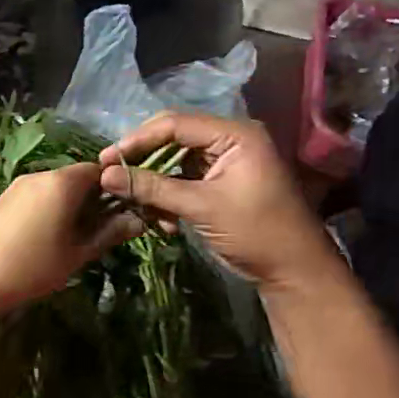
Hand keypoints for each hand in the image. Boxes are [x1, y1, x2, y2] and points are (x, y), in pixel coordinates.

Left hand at [0, 163, 143, 320]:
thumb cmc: (30, 267)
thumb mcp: (77, 254)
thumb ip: (109, 233)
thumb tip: (137, 219)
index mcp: (61, 182)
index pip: (101, 170)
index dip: (117, 188)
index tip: (127, 212)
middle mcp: (39, 175)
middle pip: (77, 178)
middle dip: (95, 199)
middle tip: (106, 231)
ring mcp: (17, 186)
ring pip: (55, 188)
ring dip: (72, 206)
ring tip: (77, 240)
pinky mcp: (2, 200)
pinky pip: (36, 197)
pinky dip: (50, 210)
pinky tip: (49, 239)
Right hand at [98, 112, 338, 288]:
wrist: (294, 273)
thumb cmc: (256, 232)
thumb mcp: (200, 207)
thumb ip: (151, 187)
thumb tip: (104, 175)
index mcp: (234, 135)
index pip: (174, 124)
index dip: (137, 140)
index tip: (107, 159)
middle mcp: (228, 140)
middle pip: (170, 137)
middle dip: (141, 158)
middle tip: (109, 172)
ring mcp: (222, 161)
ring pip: (171, 160)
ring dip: (151, 181)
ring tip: (131, 199)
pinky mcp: (216, 182)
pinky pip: (179, 179)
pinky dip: (164, 196)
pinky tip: (159, 219)